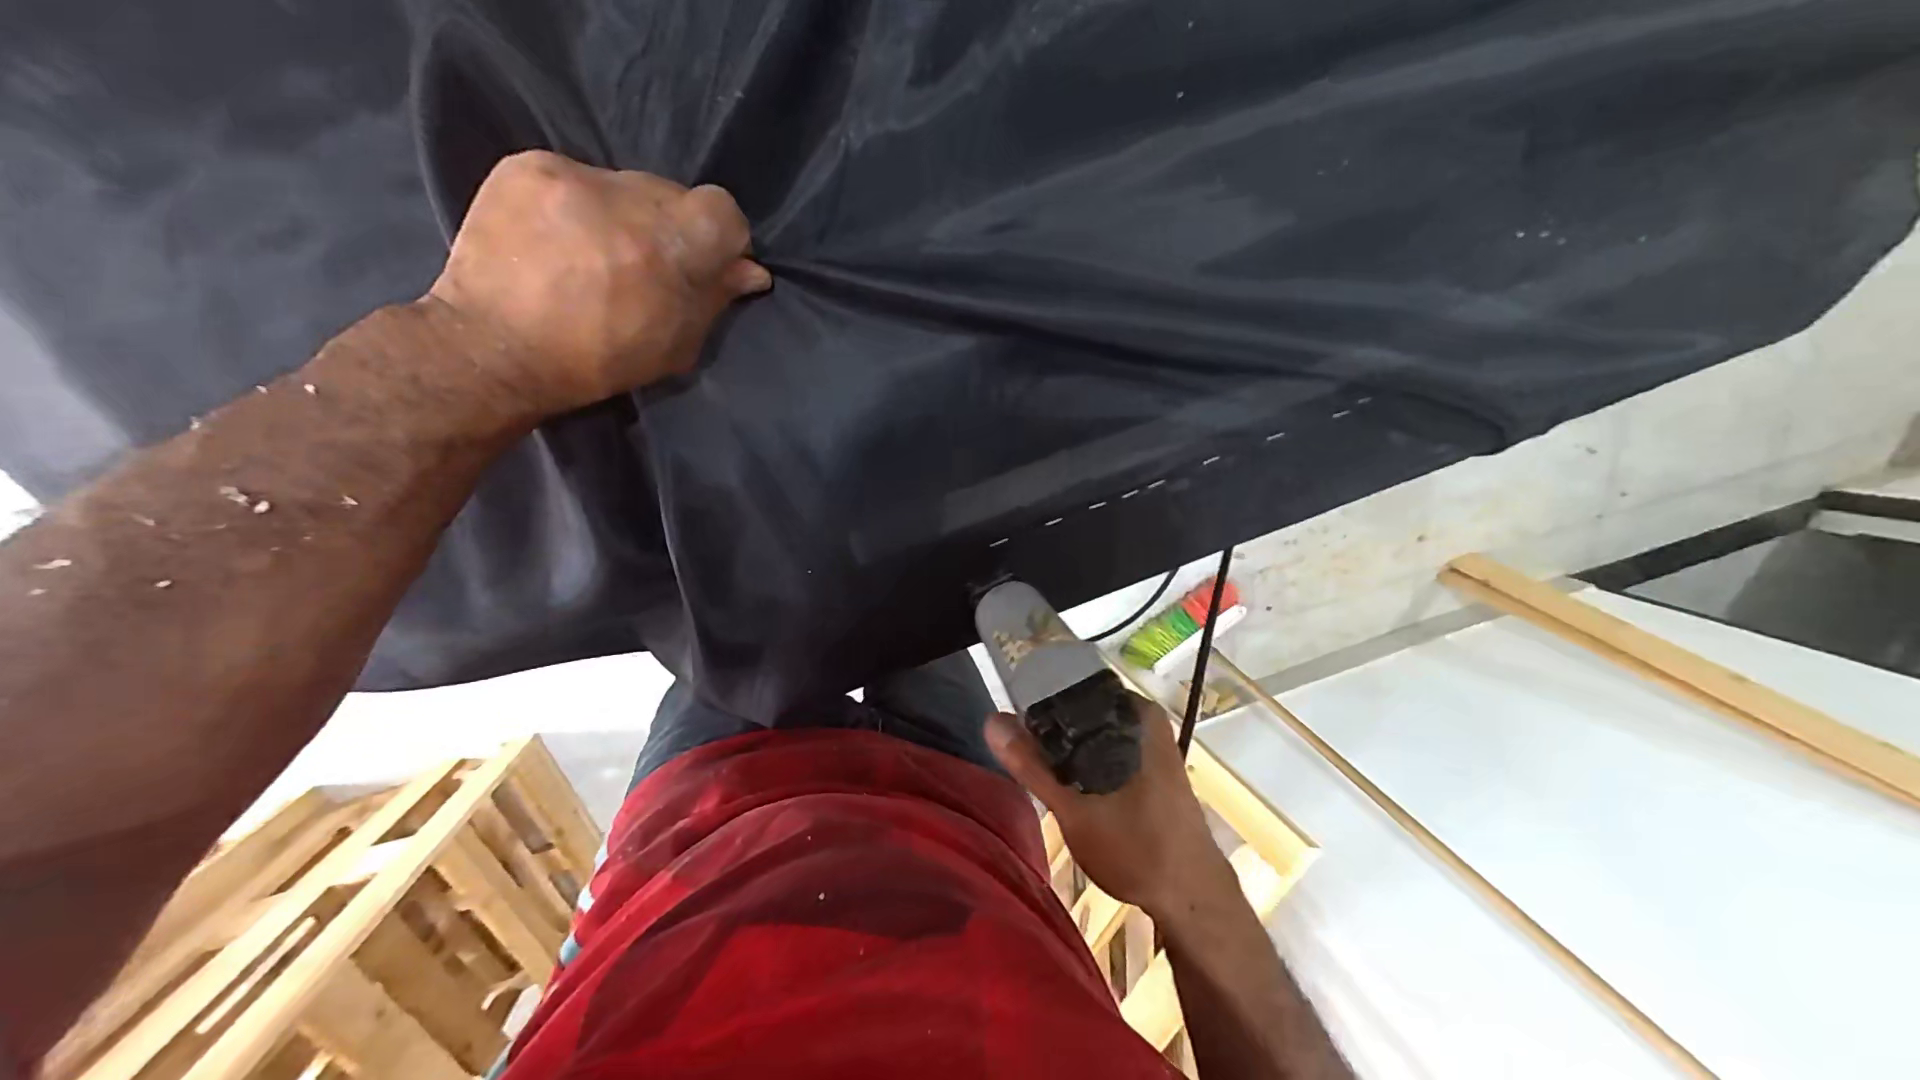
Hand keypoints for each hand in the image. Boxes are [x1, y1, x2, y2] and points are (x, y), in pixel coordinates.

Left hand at [425, 150, 770, 416]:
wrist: (496, 349)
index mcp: (669, 247)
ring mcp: (571, 176)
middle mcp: (625, 199)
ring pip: (627, 185)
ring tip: (600, 254)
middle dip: (672, 228)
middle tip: (647, 266)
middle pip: (674, 195)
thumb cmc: (598, 360)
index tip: (706, 265)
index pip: (724, 211)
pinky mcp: (527, 165)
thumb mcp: (675, 344)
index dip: (722, 239)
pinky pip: (580, 177)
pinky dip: (583, 205)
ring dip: (627, 216)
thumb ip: (715, 299)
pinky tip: (565, 240)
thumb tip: (751, 271)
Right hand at [986, 696, 1234, 920]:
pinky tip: (1064, 782)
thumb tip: (992, 721)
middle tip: (1017, 747)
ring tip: (1032, 764)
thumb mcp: (1075, 810)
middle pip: (1081, 711)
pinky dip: (1083, 761)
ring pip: (1092, 733)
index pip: (1075, 685)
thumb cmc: (1138, 850)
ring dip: (1064, 747)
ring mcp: (1151, 745)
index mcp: (1136, 715)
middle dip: (1048, 727)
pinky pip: (1105, 750)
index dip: (1038, 698)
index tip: (1009, 715)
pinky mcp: (1149, 768)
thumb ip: (1032, 766)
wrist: (1192, 898)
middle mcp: (1146, 722)